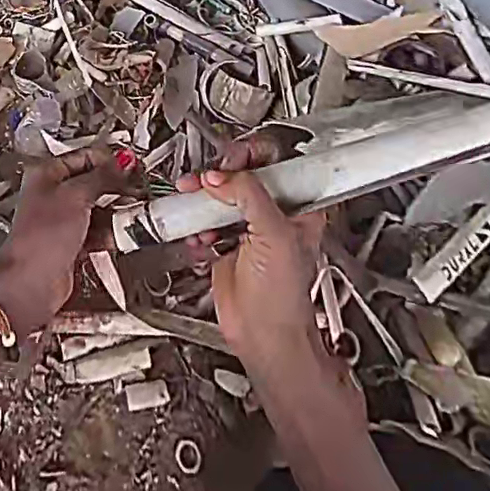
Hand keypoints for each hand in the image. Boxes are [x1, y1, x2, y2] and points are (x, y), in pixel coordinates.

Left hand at [0, 145, 134, 333]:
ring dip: (113, 213)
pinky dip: (107, 233)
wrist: (32, 283)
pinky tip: (117, 235)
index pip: (83, 157)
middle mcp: (52, 195)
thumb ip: (102, 177)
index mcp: (46, 174)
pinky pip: (96, 232)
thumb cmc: (40, 237)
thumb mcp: (76, 196)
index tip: (130, 165)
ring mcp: (61, 220)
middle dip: (114, 188)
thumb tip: (122, 161)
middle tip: (135, 190)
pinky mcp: (71, 243)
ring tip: (129, 214)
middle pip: (91, 183)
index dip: (107, 160)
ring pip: (96, 209)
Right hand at [179, 136, 340, 385]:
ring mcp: (246, 226)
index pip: (276, 162)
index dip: (252, 155)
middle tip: (208, 179)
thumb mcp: (274, 235)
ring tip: (192, 198)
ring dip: (201, 196)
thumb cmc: (285, 297)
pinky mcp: (224, 240)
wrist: (262, 335)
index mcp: (297, 206)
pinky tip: (197, 232)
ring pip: (218, 194)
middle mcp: (272, 212)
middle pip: (241, 174)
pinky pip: (203, 219)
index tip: (234, 160)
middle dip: (219, 174)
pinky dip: (194, 222)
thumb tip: (222, 176)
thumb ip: (248, 196)